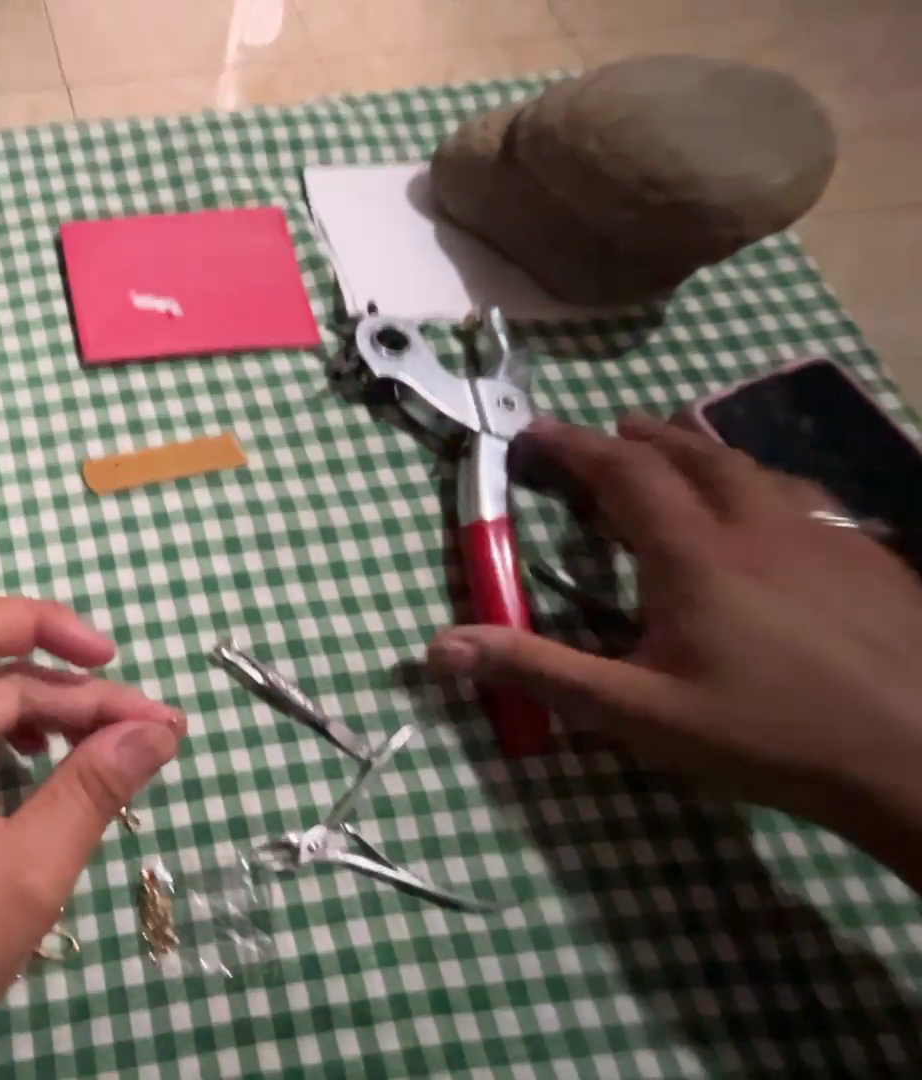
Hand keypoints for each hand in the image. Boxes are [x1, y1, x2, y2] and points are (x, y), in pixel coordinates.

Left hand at [0, 595, 185, 1078]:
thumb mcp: (27, 870)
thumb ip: (92, 790)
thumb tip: (158, 731)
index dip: (46, 622)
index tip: (110, 656)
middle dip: (77, 694)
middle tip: (154, 729)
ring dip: (58, 718)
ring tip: (123, 746)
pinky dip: (26, 743)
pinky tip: (62, 761)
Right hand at [428, 415, 921, 874]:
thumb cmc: (771, 736)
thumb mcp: (633, 711)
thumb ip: (535, 670)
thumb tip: (437, 646)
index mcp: (697, 556)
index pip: (626, 475)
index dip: (574, 445)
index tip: (534, 430)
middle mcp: (763, 532)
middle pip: (697, 459)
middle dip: (643, 437)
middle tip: (607, 429)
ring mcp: (832, 545)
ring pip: (760, 472)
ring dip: (706, 451)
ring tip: (679, 448)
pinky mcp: (878, 569)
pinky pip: (811, 502)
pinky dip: (767, 485)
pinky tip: (772, 510)